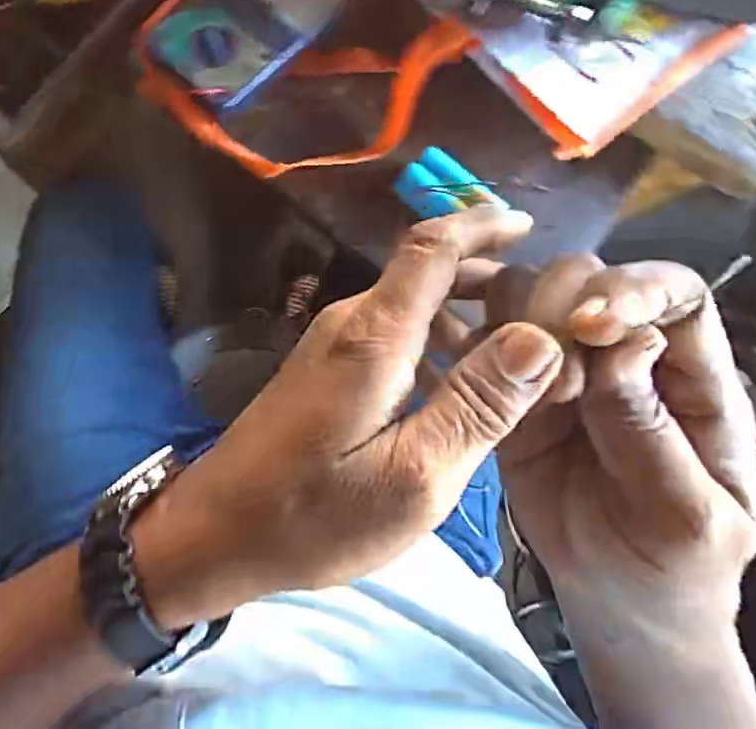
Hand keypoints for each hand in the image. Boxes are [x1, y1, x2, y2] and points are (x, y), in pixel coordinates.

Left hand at [130, 206, 565, 628]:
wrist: (215, 533)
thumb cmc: (314, 514)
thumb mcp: (415, 475)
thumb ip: (478, 404)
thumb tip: (537, 337)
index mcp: (375, 334)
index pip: (431, 247)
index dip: (481, 224)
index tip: (527, 222)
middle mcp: (352, 321)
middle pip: (425, 270)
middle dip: (484, 271)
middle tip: (540, 298)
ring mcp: (333, 342)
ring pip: (411, 303)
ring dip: (463, 309)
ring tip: (515, 343)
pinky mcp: (325, 367)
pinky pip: (393, 332)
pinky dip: (436, 338)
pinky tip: (460, 378)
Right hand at [487, 256, 755, 630]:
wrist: (613, 597)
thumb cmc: (673, 563)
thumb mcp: (684, 518)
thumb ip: (652, 433)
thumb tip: (626, 347)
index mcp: (692, 374)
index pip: (675, 292)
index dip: (635, 288)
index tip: (593, 324)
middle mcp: (624, 349)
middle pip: (589, 277)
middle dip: (561, 308)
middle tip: (549, 373)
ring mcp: (564, 360)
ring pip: (528, 291)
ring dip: (513, 321)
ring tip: (512, 384)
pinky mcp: (514, 382)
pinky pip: (485, 334)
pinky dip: (471, 339)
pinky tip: (470, 371)